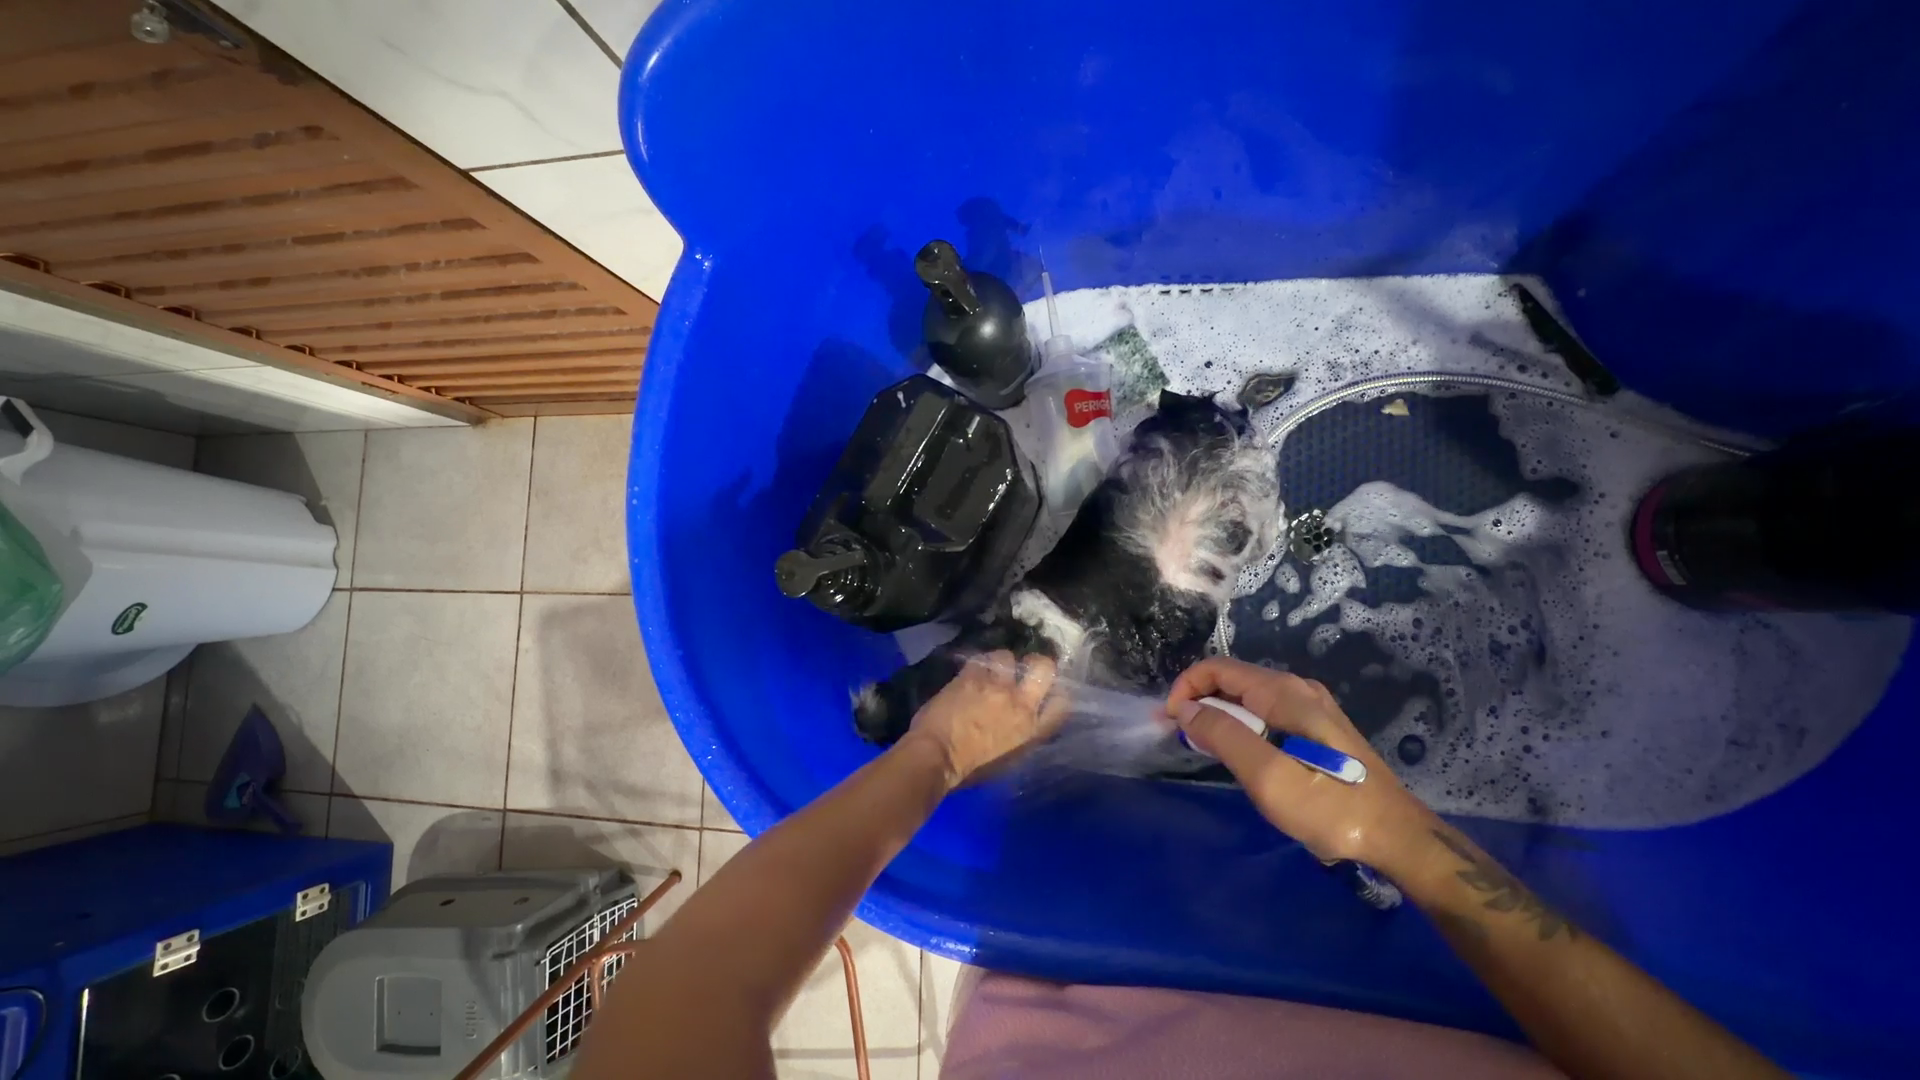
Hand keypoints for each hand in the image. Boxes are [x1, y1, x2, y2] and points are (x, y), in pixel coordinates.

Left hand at [903, 652, 1069, 787]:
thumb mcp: (1009, 759)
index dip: (1058, 691)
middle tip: (1025, 667)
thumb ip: (1022, 737)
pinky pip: (979, 660)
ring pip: (1007, 656)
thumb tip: (1022, 723)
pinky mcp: (972, 676)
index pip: (1062, 702)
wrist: (936, 757)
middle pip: (1043, 667)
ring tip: (989, 670)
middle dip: (1037, 663)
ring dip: (999, 662)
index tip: (1047, 690)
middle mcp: (1021, 703)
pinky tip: (969, 673)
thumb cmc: (971, 770)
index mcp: (1033, 731)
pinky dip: (975, 666)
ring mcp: (997, 686)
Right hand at [1166, 657, 1433, 865]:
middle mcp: (1298, 689)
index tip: (1170, 723)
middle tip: (1179, 738)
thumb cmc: (1328, 807)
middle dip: (1199, 701)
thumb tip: (1186, 709)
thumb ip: (1223, 736)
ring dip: (1219, 716)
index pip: (1217, 668)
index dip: (1186, 688)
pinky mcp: (1320, 729)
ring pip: (1249, 698)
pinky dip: (1242, 726)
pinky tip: (1241, 755)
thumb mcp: (1267, 775)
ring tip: (1203, 749)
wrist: (1395, 836)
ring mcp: (1312, 708)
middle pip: (1233, 680)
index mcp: (1284, 692)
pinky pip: (1267, 714)